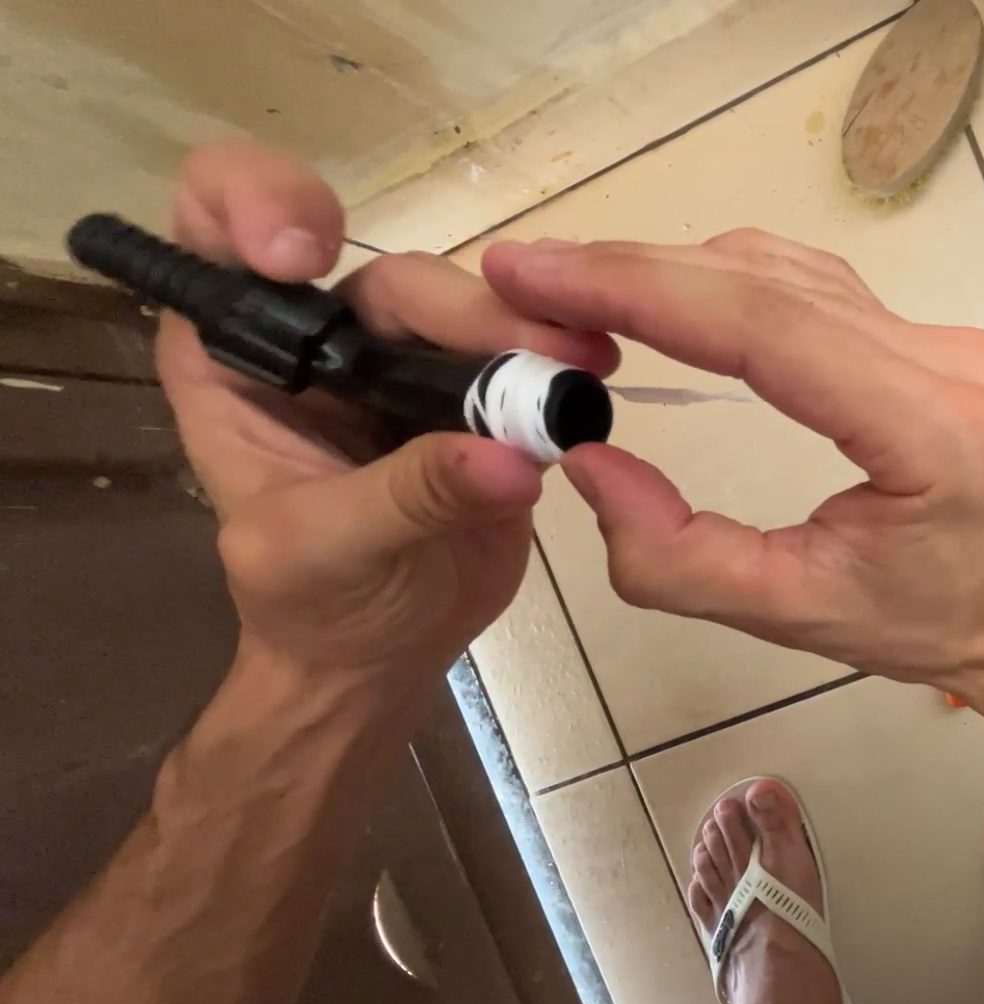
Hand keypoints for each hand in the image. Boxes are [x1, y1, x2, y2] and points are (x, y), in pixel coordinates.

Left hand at [158, 141, 618, 687]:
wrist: (388, 653)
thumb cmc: (317, 604)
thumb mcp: (327, 548)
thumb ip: (408, 495)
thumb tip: (513, 458)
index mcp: (245, 358)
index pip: (225, 228)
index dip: (264, 208)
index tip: (309, 260)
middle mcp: (337, 349)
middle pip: (402, 282)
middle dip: (469, 308)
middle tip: (546, 356)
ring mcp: (425, 380)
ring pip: (482, 318)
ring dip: (537, 333)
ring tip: (588, 370)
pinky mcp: (494, 414)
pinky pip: (533, 370)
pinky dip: (567, 369)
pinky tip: (596, 383)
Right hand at [480, 230, 983, 693]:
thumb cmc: (913, 622)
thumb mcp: (788, 613)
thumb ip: (676, 557)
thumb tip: (585, 457)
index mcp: (934, 435)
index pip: (774, 331)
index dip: (645, 291)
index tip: (537, 273)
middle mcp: (955, 367)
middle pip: (777, 288)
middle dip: (641, 272)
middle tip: (531, 273)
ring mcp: (954, 344)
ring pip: (794, 275)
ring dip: (681, 272)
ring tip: (582, 287)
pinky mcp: (940, 342)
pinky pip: (820, 289)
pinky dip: (735, 285)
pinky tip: (673, 295)